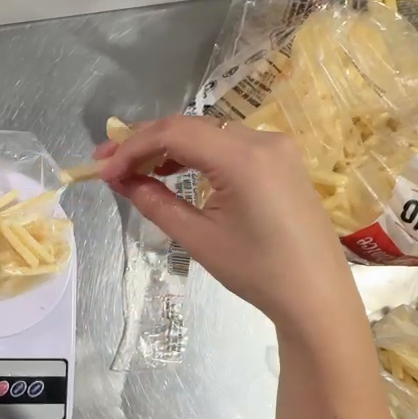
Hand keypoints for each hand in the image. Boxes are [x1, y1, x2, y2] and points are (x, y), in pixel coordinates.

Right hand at [97, 116, 356, 327]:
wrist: (314, 292)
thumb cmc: (256, 271)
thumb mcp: (198, 239)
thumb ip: (156, 203)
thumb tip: (122, 182)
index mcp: (243, 158)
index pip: (174, 133)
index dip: (132, 148)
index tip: (103, 172)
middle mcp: (261, 140)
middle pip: (189, 126)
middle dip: (143, 143)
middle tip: (106, 163)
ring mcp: (274, 146)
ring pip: (207, 133)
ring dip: (166, 147)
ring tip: (132, 168)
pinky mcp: (278, 159)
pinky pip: (226, 145)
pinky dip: (193, 154)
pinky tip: (170, 170)